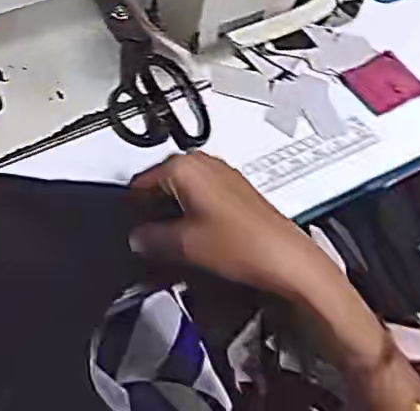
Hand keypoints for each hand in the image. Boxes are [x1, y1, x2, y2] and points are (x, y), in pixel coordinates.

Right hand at [127, 152, 337, 301]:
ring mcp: (221, 173)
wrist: (287, 259)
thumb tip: (138, 238)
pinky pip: (203, 193)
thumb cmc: (246, 244)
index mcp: (184, 166)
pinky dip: (196, 211)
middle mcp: (202, 161)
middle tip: (151, 237)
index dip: (133, 207)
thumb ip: (152, 239)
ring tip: (178, 241)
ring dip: (176, 210)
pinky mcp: (235, 187)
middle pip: (162, 182)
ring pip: (183, 187)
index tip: (131, 226)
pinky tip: (201, 238)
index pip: (142, 181)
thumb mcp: (185, 246)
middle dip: (155, 208)